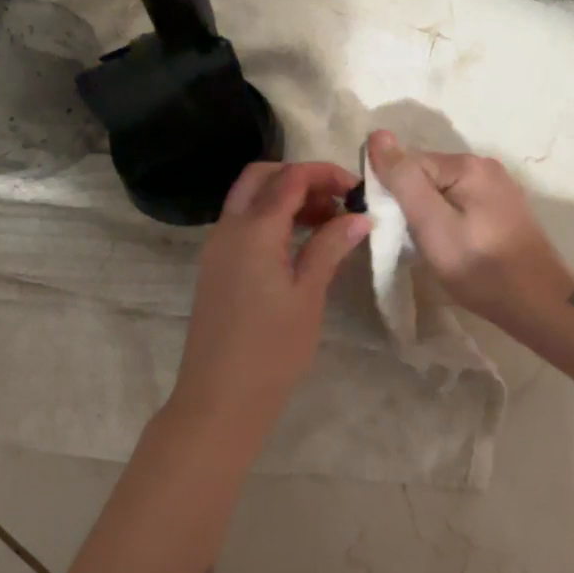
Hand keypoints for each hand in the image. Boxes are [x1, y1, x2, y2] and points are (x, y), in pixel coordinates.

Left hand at [168, 161, 370, 442]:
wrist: (218, 398)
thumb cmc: (271, 349)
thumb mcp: (308, 295)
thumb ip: (329, 247)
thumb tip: (358, 216)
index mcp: (253, 229)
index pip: (290, 177)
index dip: (325, 174)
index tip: (357, 189)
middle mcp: (229, 227)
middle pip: (262, 176)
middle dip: (301, 178)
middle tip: (337, 201)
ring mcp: (217, 246)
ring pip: (249, 198)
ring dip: (285, 197)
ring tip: (327, 222)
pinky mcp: (215, 266)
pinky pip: (242, 223)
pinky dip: (270, 218)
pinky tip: (299, 244)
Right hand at [367, 130, 573, 321]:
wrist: (538, 304)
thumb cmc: (479, 266)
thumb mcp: (431, 223)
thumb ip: (403, 179)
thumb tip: (378, 134)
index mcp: (468, 164)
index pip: (408, 163)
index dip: (393, 193)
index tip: (393, 227)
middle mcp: (486, 166)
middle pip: (427, 175)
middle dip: (412, 203)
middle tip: (414, 240)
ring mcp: (499, 188)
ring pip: (444, 191)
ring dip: (430, 213)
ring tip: (432, 246)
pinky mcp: (505, 210)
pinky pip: (463, 204)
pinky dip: (450, 220)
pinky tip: (455, 246)